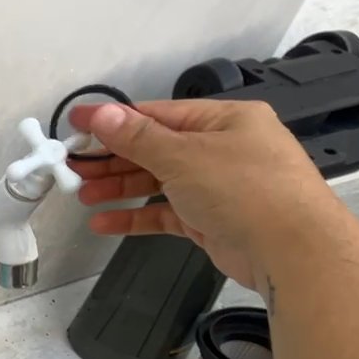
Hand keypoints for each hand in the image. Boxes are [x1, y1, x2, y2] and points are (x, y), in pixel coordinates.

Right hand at [68, 99, 347, 287]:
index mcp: (223, 121)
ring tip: (83, 197)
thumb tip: (101, 113)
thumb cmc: (243, 189)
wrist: (288, 246)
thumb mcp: (184, 156)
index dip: (113, 120)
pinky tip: (103, 223)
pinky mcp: (206, 217)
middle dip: (111, 160)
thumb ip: (137, 138)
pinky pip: (161, 212)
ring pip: (155, 181)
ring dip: (118, 188)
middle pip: (153, 149)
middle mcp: (220, 148)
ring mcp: (213, 184)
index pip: (157, 115)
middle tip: (71, 169)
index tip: (75, 125)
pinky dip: (133, 216)